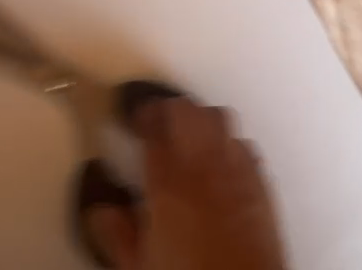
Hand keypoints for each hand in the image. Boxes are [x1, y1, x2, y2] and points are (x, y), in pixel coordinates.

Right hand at [111, 98, 286, 269]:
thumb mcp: (138, 265)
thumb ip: (116, 232)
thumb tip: (101, 209)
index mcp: (169, 182)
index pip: (153, 127)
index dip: (140, 114)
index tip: (132, 116)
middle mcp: (204, 165)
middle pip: (187, 110)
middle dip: (169, 108)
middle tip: (156, 120)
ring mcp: (237, 169)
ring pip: (220, 117)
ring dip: (201, 118)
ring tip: (188, 133)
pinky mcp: (261, 182)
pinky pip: (243, 144)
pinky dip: (229, 143)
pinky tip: (220, 161)